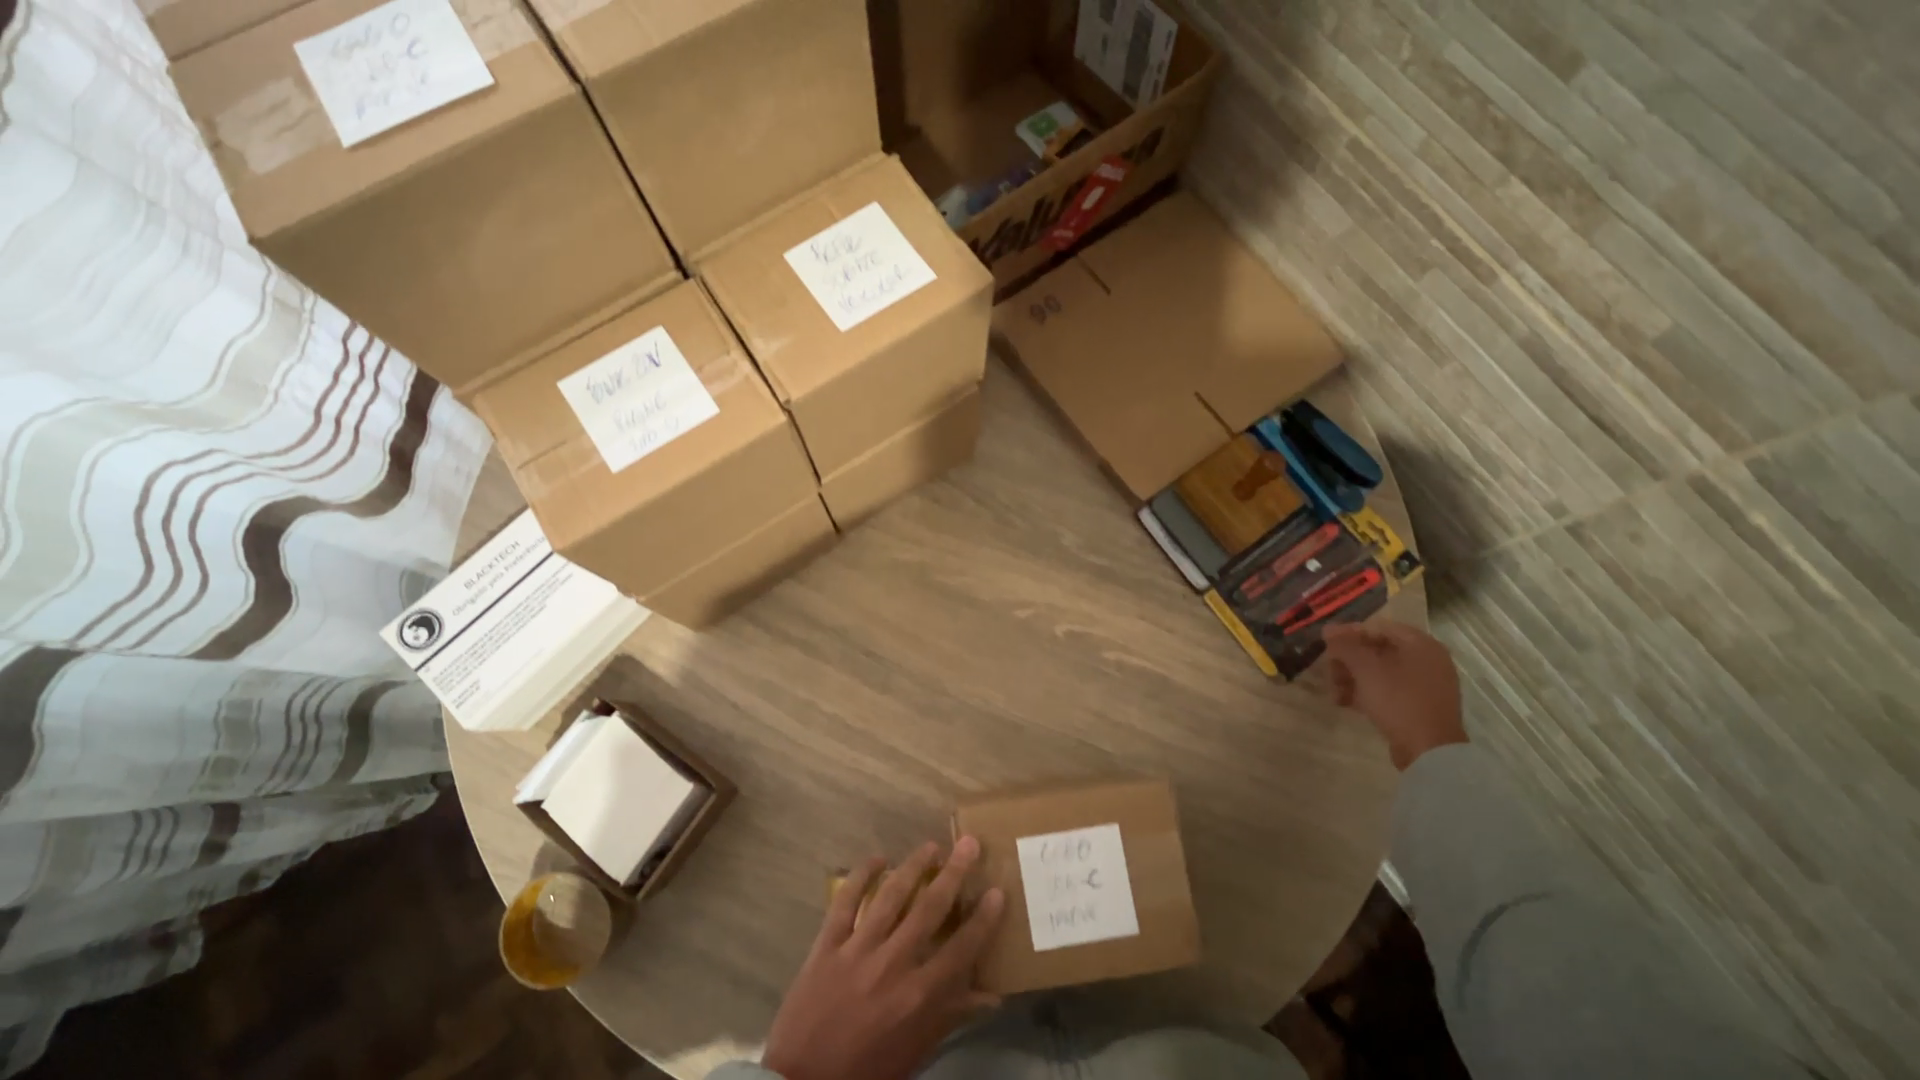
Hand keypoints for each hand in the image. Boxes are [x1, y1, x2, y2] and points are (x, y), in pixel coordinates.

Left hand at [762, 838, 1006, 1079]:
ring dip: (913, 867)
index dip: (983, 918)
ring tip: (930, 847)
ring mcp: (857, 950)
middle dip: (953, 873)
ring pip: (890, 897)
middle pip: (929, 909)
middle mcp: (892, 964)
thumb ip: (952, 1015)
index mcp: (919, 995)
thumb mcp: (916, 1050)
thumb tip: (991, 995)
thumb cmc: (868, 1069)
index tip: (997, 890)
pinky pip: (845, 902)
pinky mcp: (826, 945)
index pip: (962, 948)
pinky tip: (875, 859)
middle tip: (968, 843)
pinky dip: (860, 877)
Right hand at [1322, 620, 1466, 769]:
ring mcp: (1426, 684)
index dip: (1349, 634)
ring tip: (1335, 695)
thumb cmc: (1398, 701)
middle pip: (1378, 650)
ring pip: (1382, 672)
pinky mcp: (1421, 705)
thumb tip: (1329, 628)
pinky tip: (1348, 704)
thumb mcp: (1366, 670)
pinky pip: (1390, 690)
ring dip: (1354, 679)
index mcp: (1420, 644)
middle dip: (1349, 662)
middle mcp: (1427, 659)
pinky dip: (1369, 693)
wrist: (1429, 751)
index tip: (1327, 647)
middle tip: (1330, 674)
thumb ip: (1346, 646)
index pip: (1378, 627)